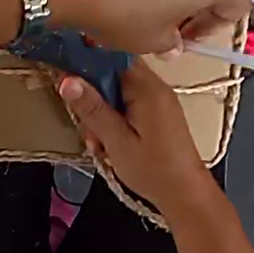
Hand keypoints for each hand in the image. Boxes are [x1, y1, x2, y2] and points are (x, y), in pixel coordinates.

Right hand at [59, 62, 222, 221]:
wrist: (187, 195)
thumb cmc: (153, 170)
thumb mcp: (116, 140)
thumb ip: (92, 108)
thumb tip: (66, 79)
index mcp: (146, 88)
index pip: (110, 57)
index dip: (85, 66)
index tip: (66, 84)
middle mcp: (155, 87)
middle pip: (112, 75)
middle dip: (93, 99)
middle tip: (88, 130)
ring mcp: (158, 100)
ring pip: (118, 93)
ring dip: (102, 114)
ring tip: (100, 144)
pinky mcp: (158, 114)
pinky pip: (129, 105)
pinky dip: (115, 121)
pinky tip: (111, 144)